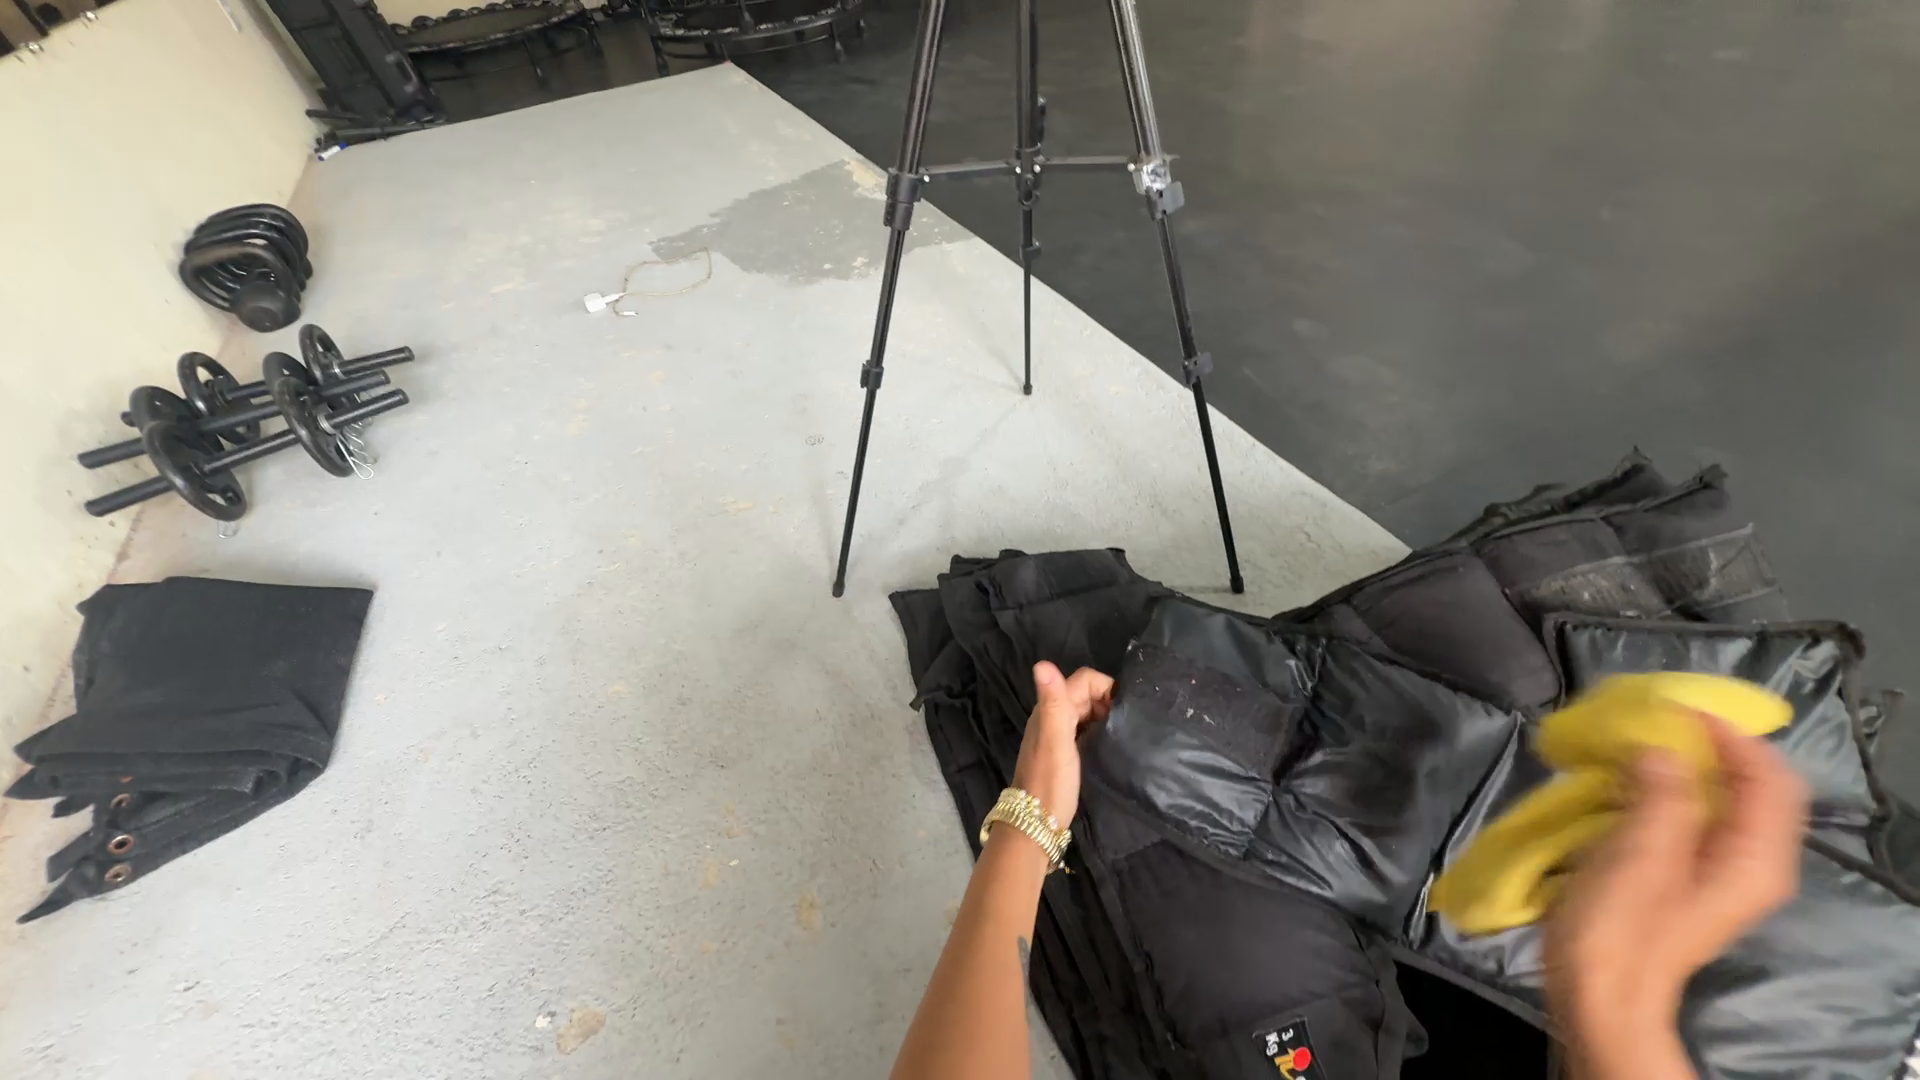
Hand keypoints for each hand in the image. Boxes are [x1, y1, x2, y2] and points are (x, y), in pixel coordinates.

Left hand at [1011, 662, 1113, 827]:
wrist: (1036, 823)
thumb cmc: (1050, 782)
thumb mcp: (1056, 741)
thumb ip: (1053, 703)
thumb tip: (1041, 663)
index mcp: (1050, 708)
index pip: (1083, 679)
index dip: (1106, 686)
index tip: (1125, 709)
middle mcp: (1051, 716)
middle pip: (1085, 693)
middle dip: (1107, 700)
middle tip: (1127, 723)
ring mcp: (1057, 734)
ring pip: (1085, 711)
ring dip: (1104, 715)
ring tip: (1123, 733)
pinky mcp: (1064, 751)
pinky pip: (1084, 728)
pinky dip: (1098, 730)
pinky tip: (1109, 744)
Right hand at [1545, 714, 1808, 1078]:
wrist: (1598, 988)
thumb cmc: (1621, 924)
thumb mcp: (1641, 855)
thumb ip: (1661, 797)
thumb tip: (1661, 749)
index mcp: (1753, 859)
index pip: (1769, 780)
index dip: (1731, 736)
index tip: (1673, 706)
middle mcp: (1746, 861)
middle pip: (1746, 786)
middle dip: (1704, 745)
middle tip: (1647, 718)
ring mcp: (1711, 869)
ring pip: (1712, 798)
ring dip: (1676, 764)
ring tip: (1626, 742)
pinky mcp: (1676, 872)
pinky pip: (1682, 814)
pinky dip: (1655, 787)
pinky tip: (1616, 781)